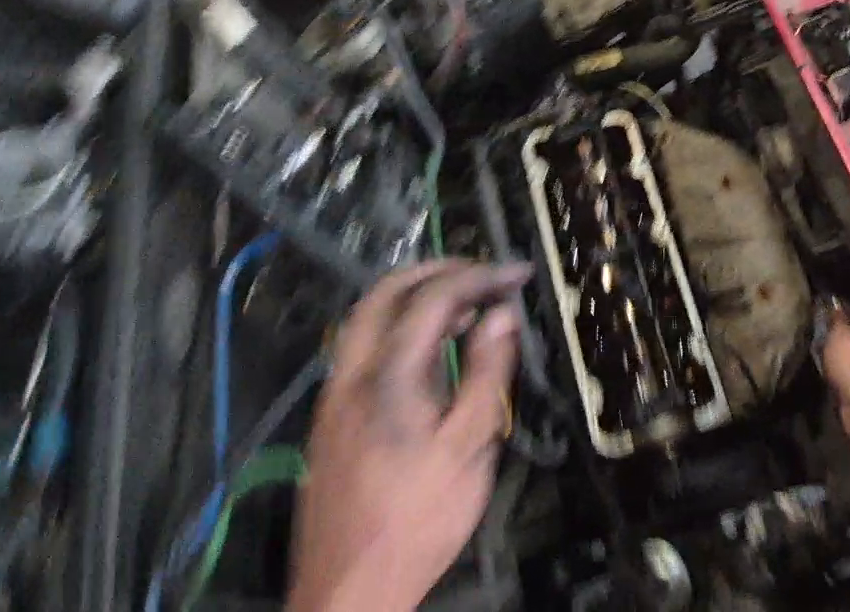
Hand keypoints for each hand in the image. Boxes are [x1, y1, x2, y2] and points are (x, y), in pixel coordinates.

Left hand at [289, 260, 532, 611]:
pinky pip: (362, 345)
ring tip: (464, 305)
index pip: (436, 297)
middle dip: (439, 270)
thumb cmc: (419, 518)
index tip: (518, 274)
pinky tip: (428, 349)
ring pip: (367, 316)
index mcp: (390, 373)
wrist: (347, 589)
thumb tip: (501, 315)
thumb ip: (485, 372)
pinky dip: (397, 325)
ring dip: (415, 295)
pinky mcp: (331, 414)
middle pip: (387, 291)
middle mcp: (353, 371)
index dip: (481, 276)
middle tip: (484, 274)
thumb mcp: (469, 445)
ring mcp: (335, 392)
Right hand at [817, 303, 849, 441]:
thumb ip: (836, 320)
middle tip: (823, 333)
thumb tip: (835, 309)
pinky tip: (829, 372)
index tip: (827, 312)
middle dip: (843, 336)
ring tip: (822, 354)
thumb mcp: (839, 334)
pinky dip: (844, 374)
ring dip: (842, 357)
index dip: (844, 311)